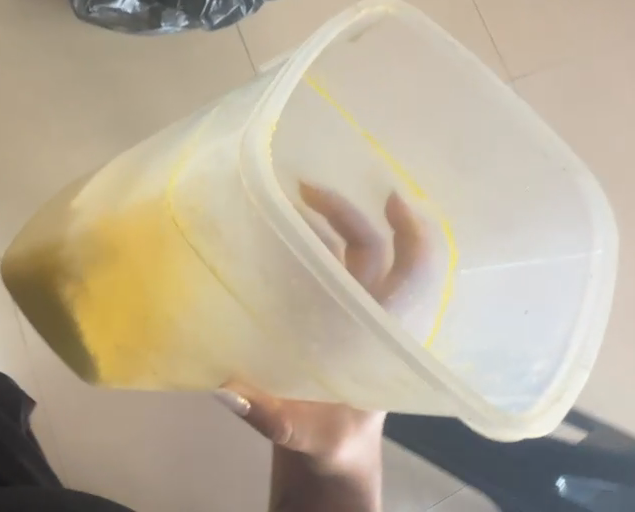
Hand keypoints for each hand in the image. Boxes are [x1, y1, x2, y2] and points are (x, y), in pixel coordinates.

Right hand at [217, 187, 430, 470]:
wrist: (334, 448)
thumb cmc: (324, 437)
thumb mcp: (297, 432)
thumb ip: (264, 415)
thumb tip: (224, 390)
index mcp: (379, 335)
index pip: (409, 277)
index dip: (411, 237)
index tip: (391, 196)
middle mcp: (371, 313)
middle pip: (373, 251)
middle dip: (346, 212)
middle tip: (303, 186)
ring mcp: (353, 306)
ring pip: (353, 250)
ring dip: (330, 219)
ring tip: (289, 194)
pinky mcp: (332, 306)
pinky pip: (331, 261)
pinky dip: (316, 236)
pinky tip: (285, 224)